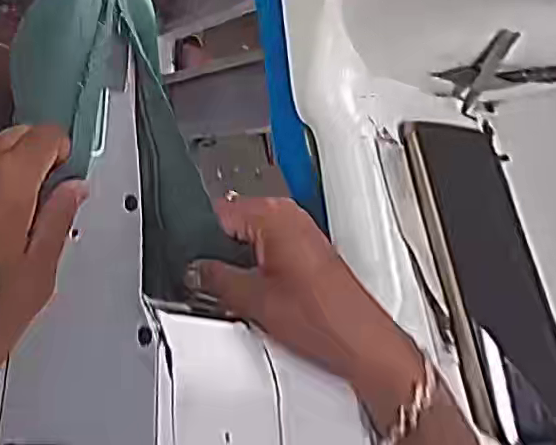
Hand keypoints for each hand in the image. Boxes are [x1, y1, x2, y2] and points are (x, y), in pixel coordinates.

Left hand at [0, 125, 87, 442]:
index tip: (70, 176)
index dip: (65, 153)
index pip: (48, 134)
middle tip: (53, 196)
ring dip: (14, 166)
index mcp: (7, 180)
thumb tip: (72, 191)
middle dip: (41, 155)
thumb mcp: (37, 275)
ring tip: (24, 215)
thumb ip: (59, 219)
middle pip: (20, 134)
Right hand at [186, 196, 426, 424]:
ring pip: (252, 234)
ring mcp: (300, 227)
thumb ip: (215, 279)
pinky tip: (263, 291)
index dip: (200, 239)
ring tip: (243, 289)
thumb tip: (195, 270)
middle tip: (215, 280)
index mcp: (271, 213)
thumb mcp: (254, 300)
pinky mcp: (308, 245)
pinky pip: (271, 243)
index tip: (193, 260)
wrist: (363, 344)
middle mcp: (287, 212)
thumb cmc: (323, 319)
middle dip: (222, 249)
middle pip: (235, 221)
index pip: (218, 212)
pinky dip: (261, 262)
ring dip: (242, 257)